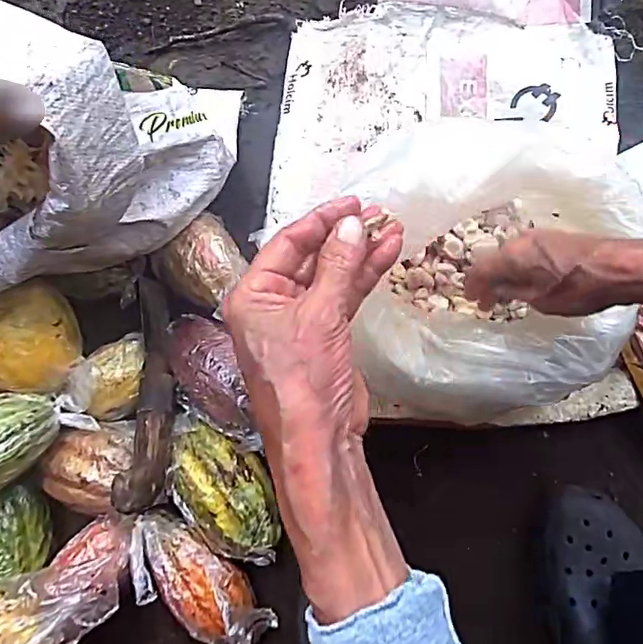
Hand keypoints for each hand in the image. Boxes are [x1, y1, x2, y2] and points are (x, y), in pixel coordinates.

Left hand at [222, 197, 409, 622]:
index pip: (286, 244)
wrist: (319, 440)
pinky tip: (386, 256)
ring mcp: (300, 320)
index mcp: (252, 296)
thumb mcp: (320, 316)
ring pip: (332, 275)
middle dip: (344, 236)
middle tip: (376, 213)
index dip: (320, 220)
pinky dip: (364, 277)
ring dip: (360, 254)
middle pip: (311, 257)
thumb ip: (337, 266)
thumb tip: (351, 225)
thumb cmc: (302, 383)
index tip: (351, 204)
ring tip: (390, 229)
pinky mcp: (324, 334)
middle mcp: (271, 304)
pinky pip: (344, 295)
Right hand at [464, 230, 642, 315]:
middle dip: (488, 280)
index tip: (471, 301)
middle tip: (486, 301)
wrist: (622, 266)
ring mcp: (540, 236)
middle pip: (494, 259)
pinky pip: (527, 252)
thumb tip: (495, 290)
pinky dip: (520, 267)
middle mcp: (521, 239)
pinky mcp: (556, 238)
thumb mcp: (541, 299)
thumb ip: (513, 292)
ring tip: (505, 293)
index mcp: (512, 254)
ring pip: (511, 255)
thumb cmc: (580, 287)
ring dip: (505, 273)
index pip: (480, 269)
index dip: (472, 286)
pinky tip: (526, 280)